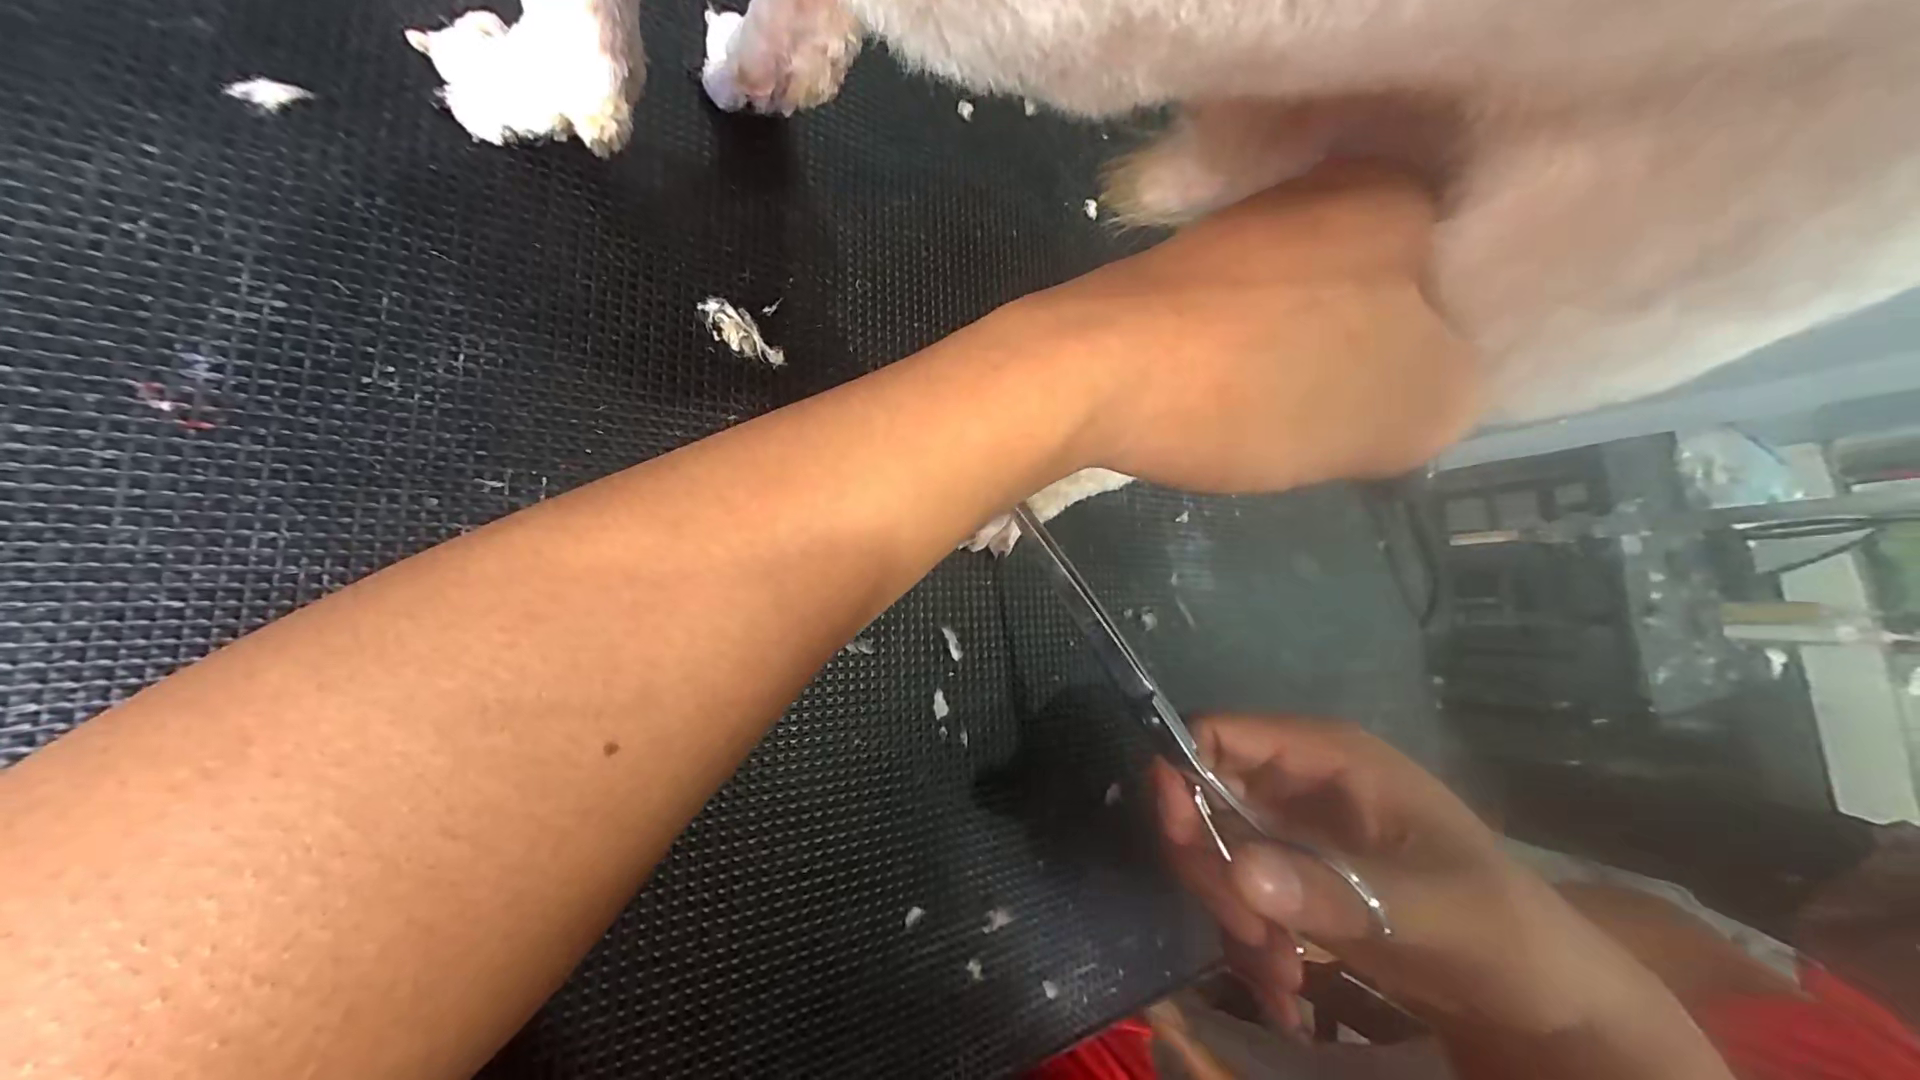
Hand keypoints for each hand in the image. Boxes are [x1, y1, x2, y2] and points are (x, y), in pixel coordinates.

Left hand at [1007, 162, 1478, 494]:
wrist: (1089, 375)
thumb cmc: (1259, 383)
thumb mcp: (1406, 411)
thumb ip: (1452, 395)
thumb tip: (1429, 390)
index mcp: (1392, 198)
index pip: (1461, 277)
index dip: (1441, 355)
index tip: (1407, 410)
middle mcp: (1308, 195)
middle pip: (1374, 298)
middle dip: (1366, 366)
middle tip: (1342, 427)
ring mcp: (1227, 237)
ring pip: (1298, 318)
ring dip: (1294, 375)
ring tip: (1270, 426)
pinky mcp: (1167, 284)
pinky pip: (1232, 333)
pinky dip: (1236, 372)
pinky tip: (1218, 408)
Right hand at [1154, 717, 1663, 1038]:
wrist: (1539, 1000)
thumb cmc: (1501, 931)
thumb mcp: (1427, 912)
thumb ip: (1334, 890)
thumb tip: (1239, 871)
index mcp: (1323, 754)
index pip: (1216, 733)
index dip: (1182, 773)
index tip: (1184, 843)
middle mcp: (1293, 781)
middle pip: (1200, 794)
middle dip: (1213, 867)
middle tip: (1250, 932)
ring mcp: (1287, 830)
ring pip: (1210, 850)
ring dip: (1231, 916)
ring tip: (1283, 975)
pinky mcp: (1286, 876)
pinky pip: (1233, 893)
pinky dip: (1245, 942)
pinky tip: (1284, 990)